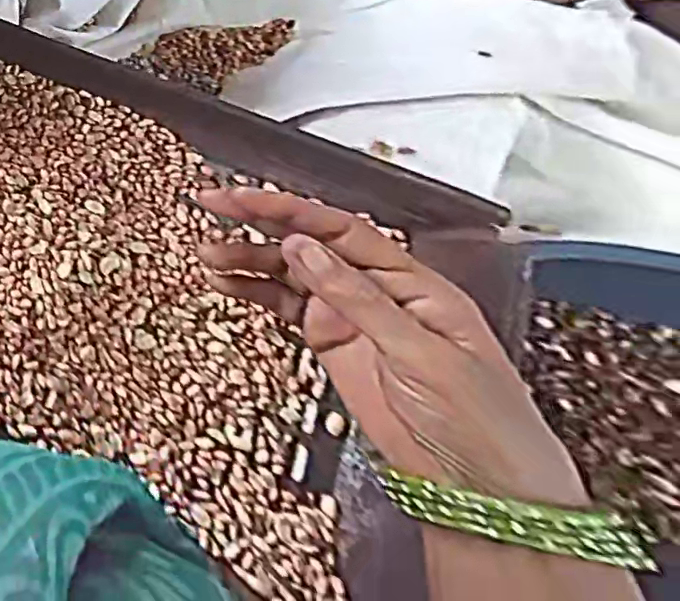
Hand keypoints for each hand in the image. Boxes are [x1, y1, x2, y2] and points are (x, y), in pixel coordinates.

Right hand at [196, 188, 589, 506]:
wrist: (482, 493)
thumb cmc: (483, 424)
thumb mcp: (422, 355)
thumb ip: (357, 297)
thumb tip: (302, 247)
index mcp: (411, 283)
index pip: (339, 230)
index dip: (286, 209)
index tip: (241, 197)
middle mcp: (375, 289)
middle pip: (306, 241)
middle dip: (255, 219)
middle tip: (211, 204)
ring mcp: (348, 314)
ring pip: (285, 270)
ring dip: (244, 257)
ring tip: (208, 254)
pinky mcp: (328, 338)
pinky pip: (280, 303)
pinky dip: (249, 289)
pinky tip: (225, 282)